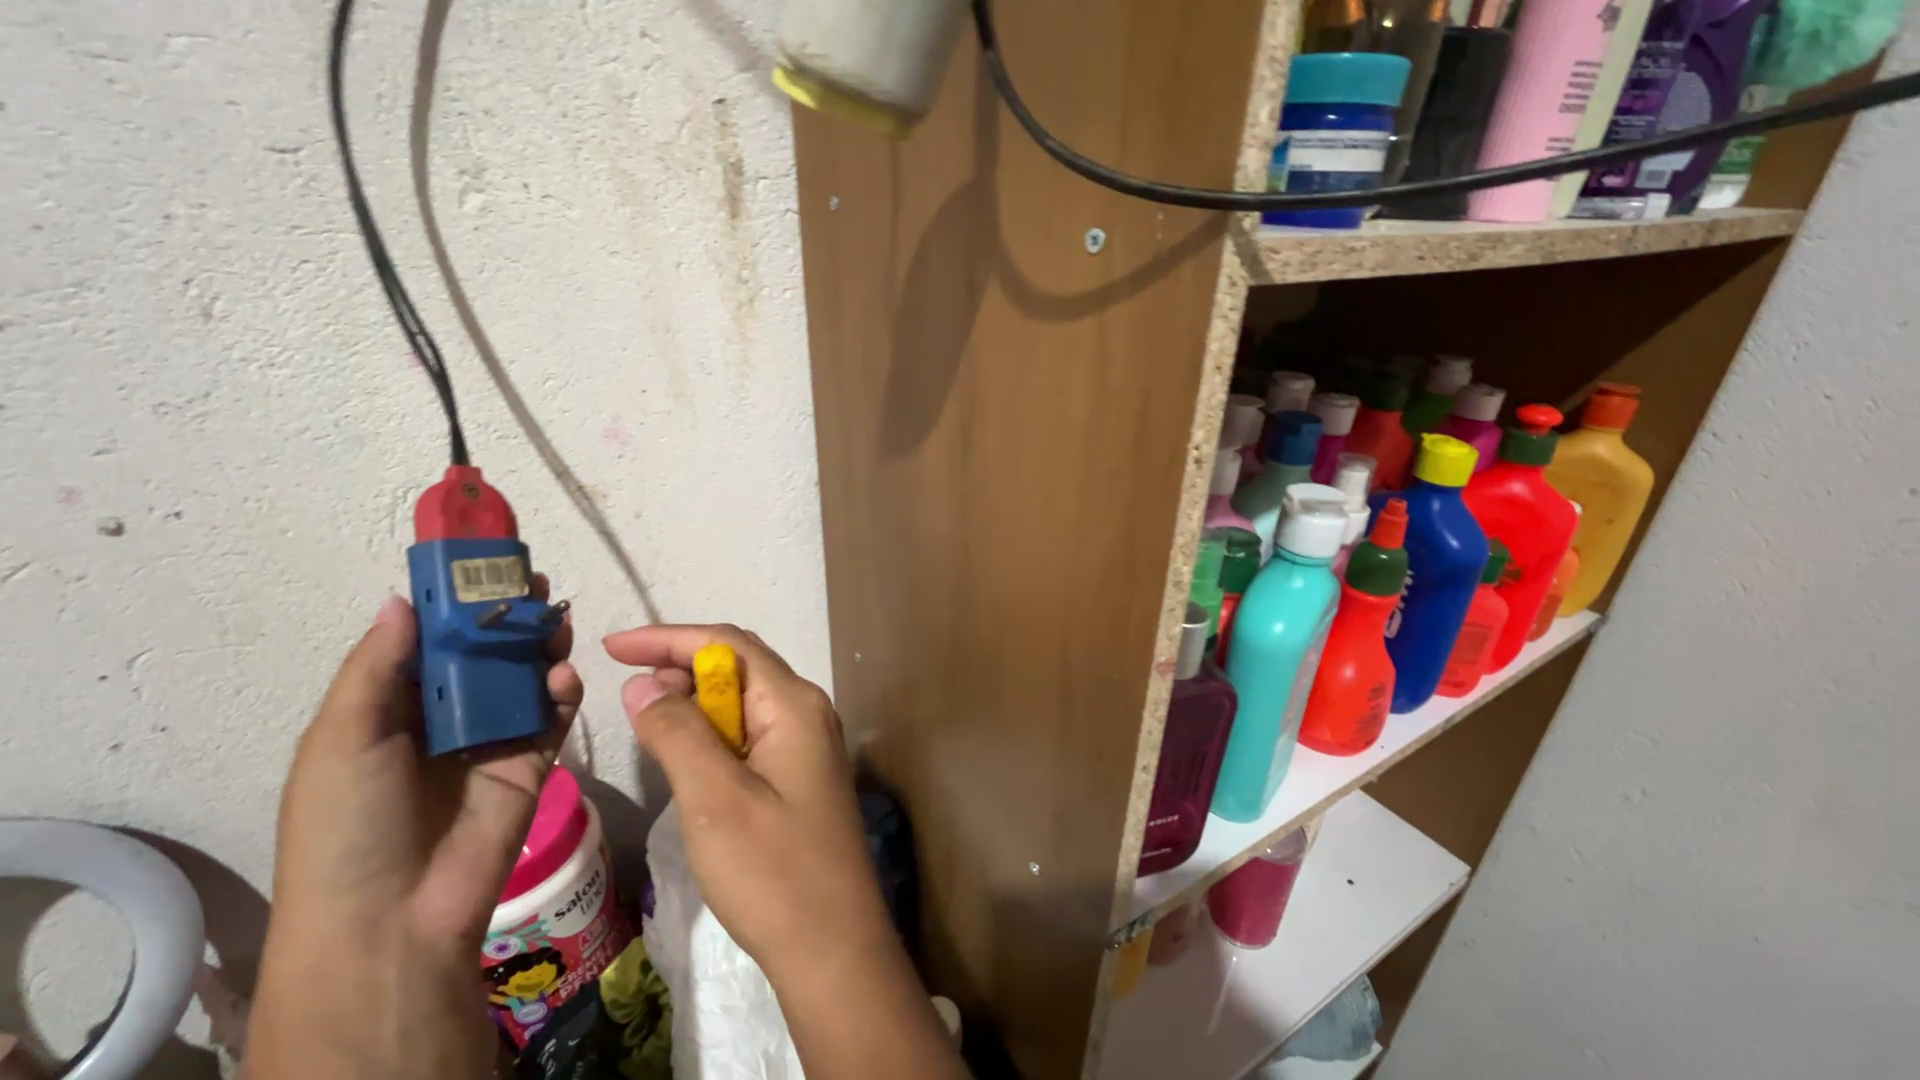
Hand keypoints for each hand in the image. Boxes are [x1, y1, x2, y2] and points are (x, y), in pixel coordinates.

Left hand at [248, 583, 582, 1079]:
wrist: (392, 916)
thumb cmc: (348, 821)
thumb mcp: (341, 736)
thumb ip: (378, 665)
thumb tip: (400, 598)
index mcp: (390, 708)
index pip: (427, 641)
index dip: (452, 603)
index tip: (479, 562)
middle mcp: (443, 718)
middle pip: (484, 654)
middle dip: (507, 616)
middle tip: (534, 581)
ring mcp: (491, 741)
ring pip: (524, 678)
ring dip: (540, 645)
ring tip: (556, 615)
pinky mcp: (531, 764)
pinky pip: (552, 717)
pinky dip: (562, 691)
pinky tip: (563, 674)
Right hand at [605, 624, 967, 1078]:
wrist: (832, 948)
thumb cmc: (772, 870)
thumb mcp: (714, 797)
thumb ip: (677, 732)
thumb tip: (643, 684)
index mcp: (794, 705)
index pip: (727, 644)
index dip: (668, 638)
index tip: (611, 646)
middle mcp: (807, 714)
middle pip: (738, 667)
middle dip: (678, 666)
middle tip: (623, 686)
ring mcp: (806, 749)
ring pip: (741, 704)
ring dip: (692, 702)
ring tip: (644, 715)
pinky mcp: (798, 780)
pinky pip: (748, 737)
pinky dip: (709, 735)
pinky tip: (682, 754)